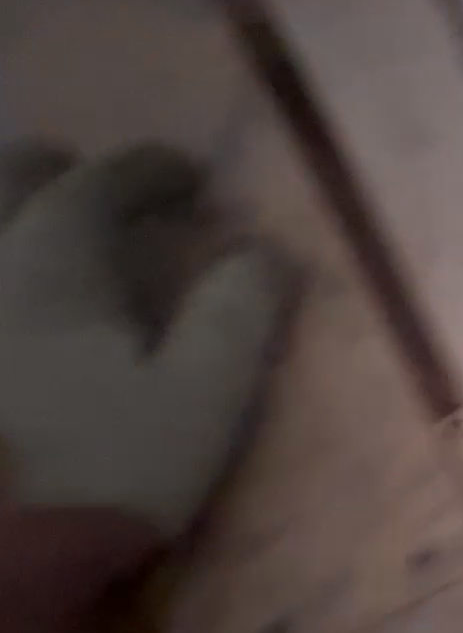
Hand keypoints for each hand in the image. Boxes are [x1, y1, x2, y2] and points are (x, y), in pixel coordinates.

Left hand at [0, 139, 295, 538]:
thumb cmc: (112, 463)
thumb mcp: (204, 393)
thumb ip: (237, 315)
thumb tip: (266, 253)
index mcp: (49, 277)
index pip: (90, 196)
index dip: (143, 174)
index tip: (189, 172)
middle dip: (45, 172)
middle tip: (84, 168)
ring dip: (0, 208)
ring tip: (25, 206)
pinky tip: (12, 280)